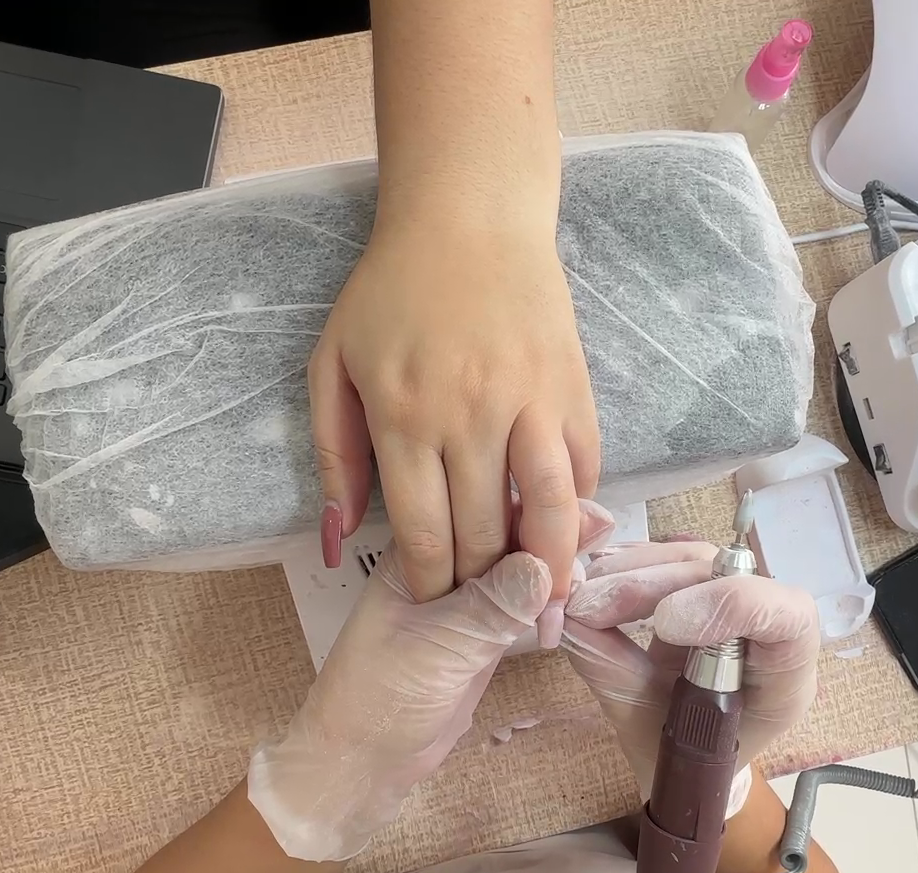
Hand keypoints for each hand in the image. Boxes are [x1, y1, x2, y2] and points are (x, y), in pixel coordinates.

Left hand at [250, 501, 615, 861]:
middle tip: (594, 548)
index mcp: (423, 546)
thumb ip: (491, 607)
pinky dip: (551, 601)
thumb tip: (547, 565)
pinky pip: (526, 603)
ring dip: (558, 569)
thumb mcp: (438, 647)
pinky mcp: (486, 631)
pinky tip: (573, 600)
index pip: (486, 509)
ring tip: (588, 575)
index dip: (536, 511)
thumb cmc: (381, 697)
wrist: (363, 761)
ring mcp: (469, 598)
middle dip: (555, 537)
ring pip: (524, 567)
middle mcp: (448, 561)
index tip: (583, 525)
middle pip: (512, 532)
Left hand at [307, 216, 600, 603]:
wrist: (469, 218)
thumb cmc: (392, 293)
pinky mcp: (572, 388)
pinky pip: (584, 466)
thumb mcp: (333, 365)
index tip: (438, 607)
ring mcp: (529, 402)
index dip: (432, 585)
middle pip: (485, 534)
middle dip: (483, 588)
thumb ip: (335, 457)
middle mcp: (470, 418)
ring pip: (549, 512)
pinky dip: (578, 507)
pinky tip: (565, 528)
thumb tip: (335, 540)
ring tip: (541, 597)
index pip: (424, 534)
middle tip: (484, 610)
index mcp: (404, 417)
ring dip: (547, 567)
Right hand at [561, 541, 820, 810]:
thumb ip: (612, 675)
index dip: (730, 604)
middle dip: (650, 586)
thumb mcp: (644, 731)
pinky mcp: (699, 588)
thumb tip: (568, 621)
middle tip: (587, 606)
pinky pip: (669, 558)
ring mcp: (732, 602)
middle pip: (724, 575)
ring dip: (630, 571)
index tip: (663, 625)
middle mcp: (765, 630)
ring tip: (579, 598)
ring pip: (692, 558)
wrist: (687, 761)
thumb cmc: (682, 760)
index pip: (789, 618)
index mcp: (780, 680)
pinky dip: (626, 565)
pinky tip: (592, 580)